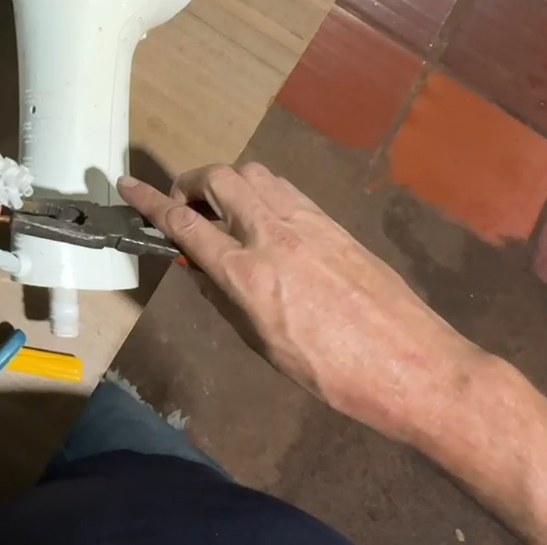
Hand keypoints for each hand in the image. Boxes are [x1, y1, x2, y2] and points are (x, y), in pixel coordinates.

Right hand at [119, 164, 487, 442]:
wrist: (421, 369)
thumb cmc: (334, 373)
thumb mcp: (263, 343)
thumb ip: (223, 295)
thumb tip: (195, 265)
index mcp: (248, 273)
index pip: (184, 223)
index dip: (148, 201)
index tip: (126, 185)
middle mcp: (272, 235)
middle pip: (217, 179)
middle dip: (190, 183)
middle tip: (188, 208)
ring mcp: (305, 222)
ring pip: (251, 173)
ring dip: (226, 183)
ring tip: (226, 212)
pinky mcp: (331, 222)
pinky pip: (282, 188)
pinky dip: (259, 192)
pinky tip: (264, 219)